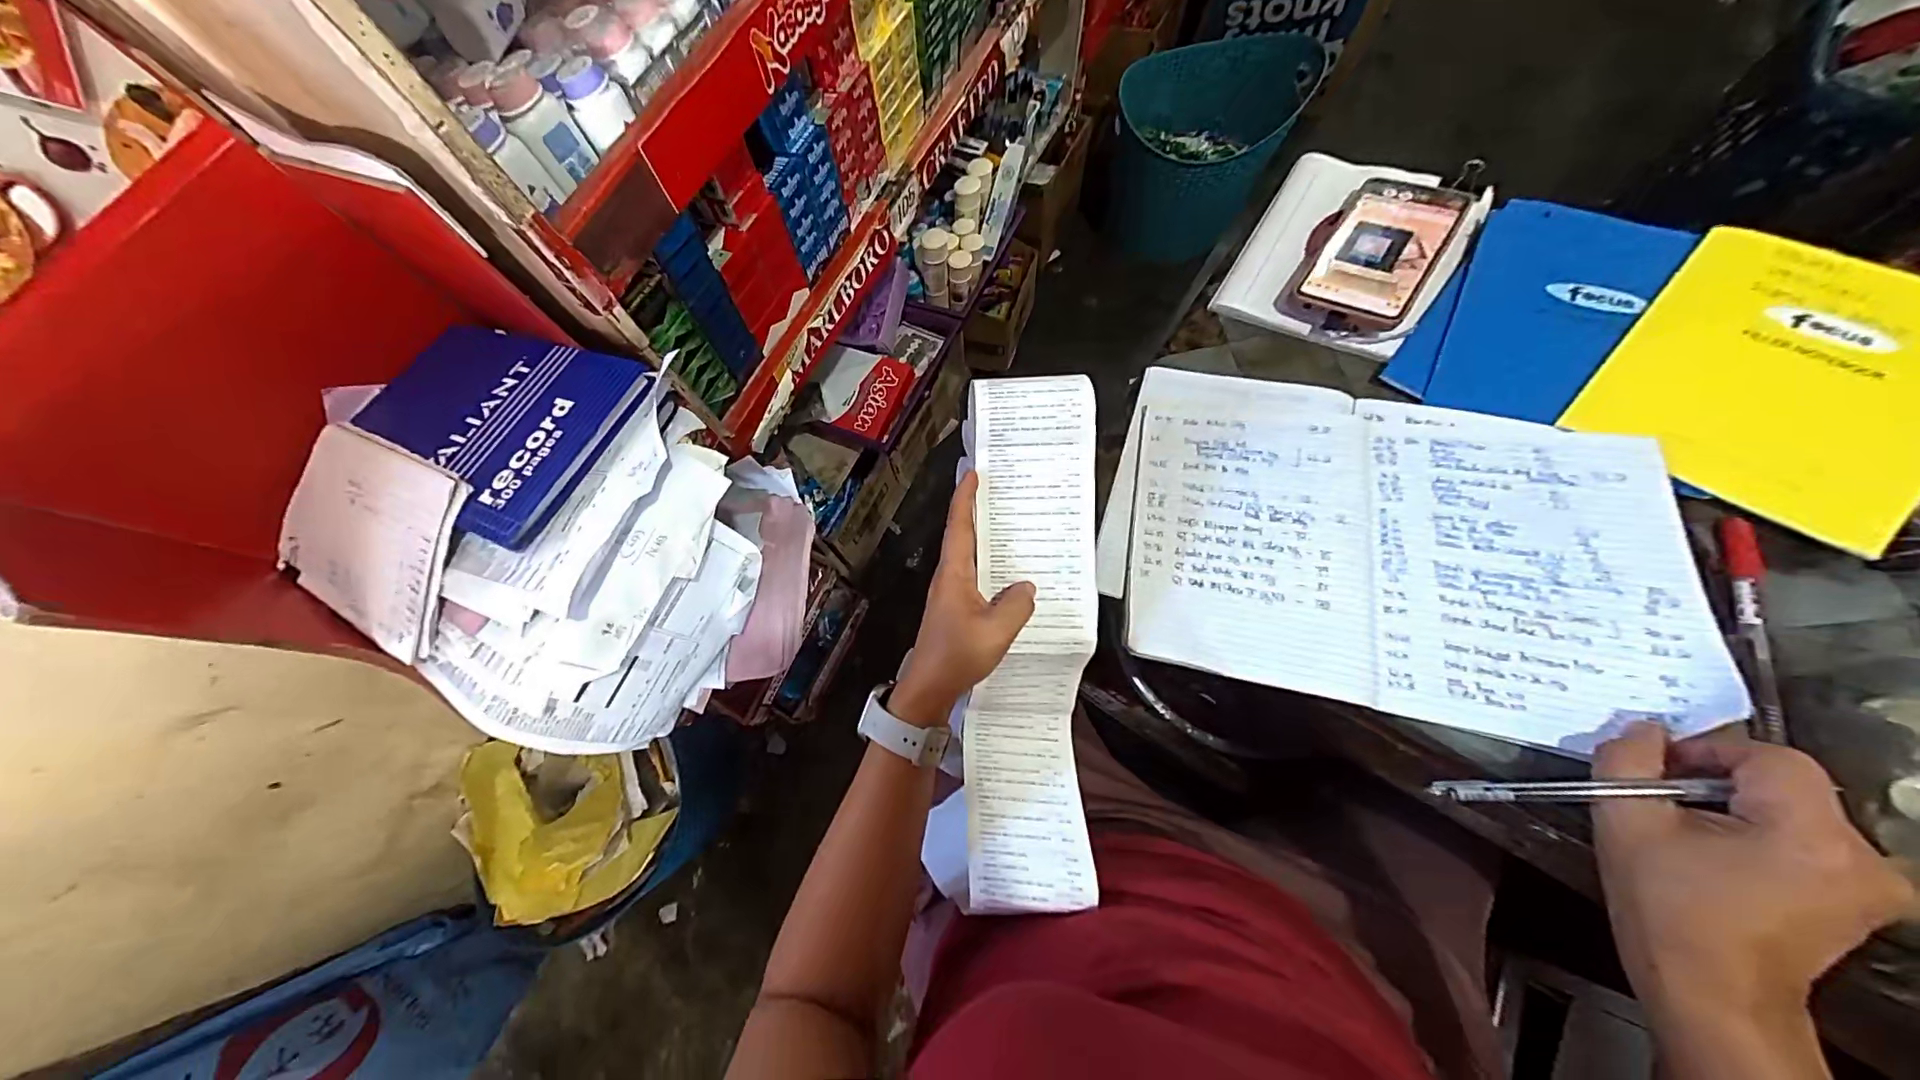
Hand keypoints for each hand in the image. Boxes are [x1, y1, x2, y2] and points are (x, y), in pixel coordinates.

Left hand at [890, 472, 1034, 726]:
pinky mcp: (954, 608)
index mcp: (954, 575)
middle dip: (975, 510)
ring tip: (1004, 524)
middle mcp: (948, 578)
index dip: (965, 499)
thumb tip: (1026, 587)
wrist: (928, 687)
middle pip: (961, 535)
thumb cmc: (956, 656)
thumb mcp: (996, 631)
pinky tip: (1004, 573)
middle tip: (995, 491)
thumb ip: (1016, 606)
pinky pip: (973, 576)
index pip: (959, 527)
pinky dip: (987, 564)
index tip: (973, 474)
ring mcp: (949, 593)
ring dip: (981, 537)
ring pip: (967, 556)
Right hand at [1592, 723, 1911, 1071]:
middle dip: (1718, 779)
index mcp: (1811, 835)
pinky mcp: (1859, 900)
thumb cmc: (1665, 907)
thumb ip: (1627, 759)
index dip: (1707, 750)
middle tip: (1663, 794)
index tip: (1660, 767)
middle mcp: (1861, 858)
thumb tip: (1645, 729)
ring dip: (1736, 805)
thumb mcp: (1624, 821)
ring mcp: (1869, 884)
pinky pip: (1805, 839)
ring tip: (1684, 826)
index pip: (1769, 757)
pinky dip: (1758, 832)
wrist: (1708, 992)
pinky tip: (1715, 852)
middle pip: (1786, 783)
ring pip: (1793, 810)